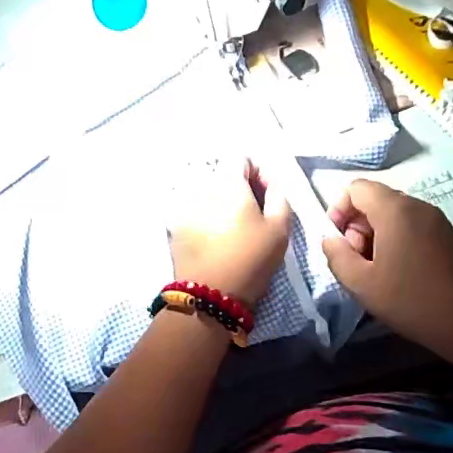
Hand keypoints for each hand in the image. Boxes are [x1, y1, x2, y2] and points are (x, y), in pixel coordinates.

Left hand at [167, 159, 291, 306]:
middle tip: (251, 209)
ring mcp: (182, 205)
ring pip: (203, 188)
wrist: (209, 295)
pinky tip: (213, 234)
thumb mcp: (279, 229)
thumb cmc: (250, 260)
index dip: (257, 170)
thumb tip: (272, 184)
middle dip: (237, 183)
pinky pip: (190, 207)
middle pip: (220, 171)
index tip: (266, 193)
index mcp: (228, 182)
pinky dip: (203, 212)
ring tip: (230, 222)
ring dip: (218, 197)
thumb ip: (279, 196)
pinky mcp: (172, 225)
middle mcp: (200, 186)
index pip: (240, 156)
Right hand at [320, 179, 452, 344]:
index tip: (338, 241)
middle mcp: (416, 205)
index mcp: (394, 209)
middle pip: (375, 200)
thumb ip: (337, 255)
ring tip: (376, 271)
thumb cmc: (410, 300)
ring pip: (394, 215)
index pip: (356, 188)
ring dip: (376, 236)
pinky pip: (412, 227)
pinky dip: (397, 241)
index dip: (338, 209)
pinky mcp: (447, 236)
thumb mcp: (361, 283)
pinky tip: (398, 273)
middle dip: (357, 226)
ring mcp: (435, 220)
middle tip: (357, 261)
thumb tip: (330, 239)